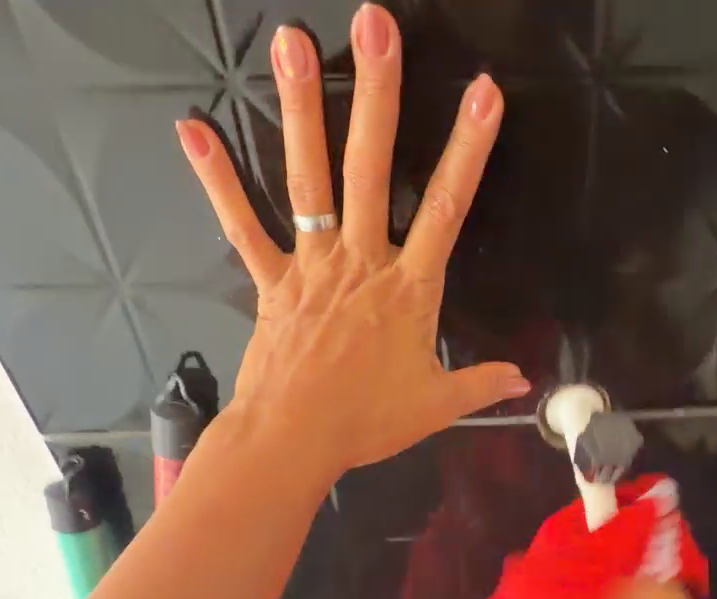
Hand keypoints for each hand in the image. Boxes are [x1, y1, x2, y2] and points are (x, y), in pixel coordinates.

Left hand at [174, 4, 529, 477]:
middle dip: (379, 94)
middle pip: (372, 168)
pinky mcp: (272, 282)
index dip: (470, 150)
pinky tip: (192, 130)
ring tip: (292, 42)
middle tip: (374, 26)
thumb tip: (524, 380)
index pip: (449, 208)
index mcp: (409, 289)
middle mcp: (361, 261)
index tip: (484, 94)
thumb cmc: (368, 422)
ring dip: (301, 109)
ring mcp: (312, 266)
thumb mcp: (436, 406)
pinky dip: (218, 180)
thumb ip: (481, 384)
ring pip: (308, 180)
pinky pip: (243, 226)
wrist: (296, 440)